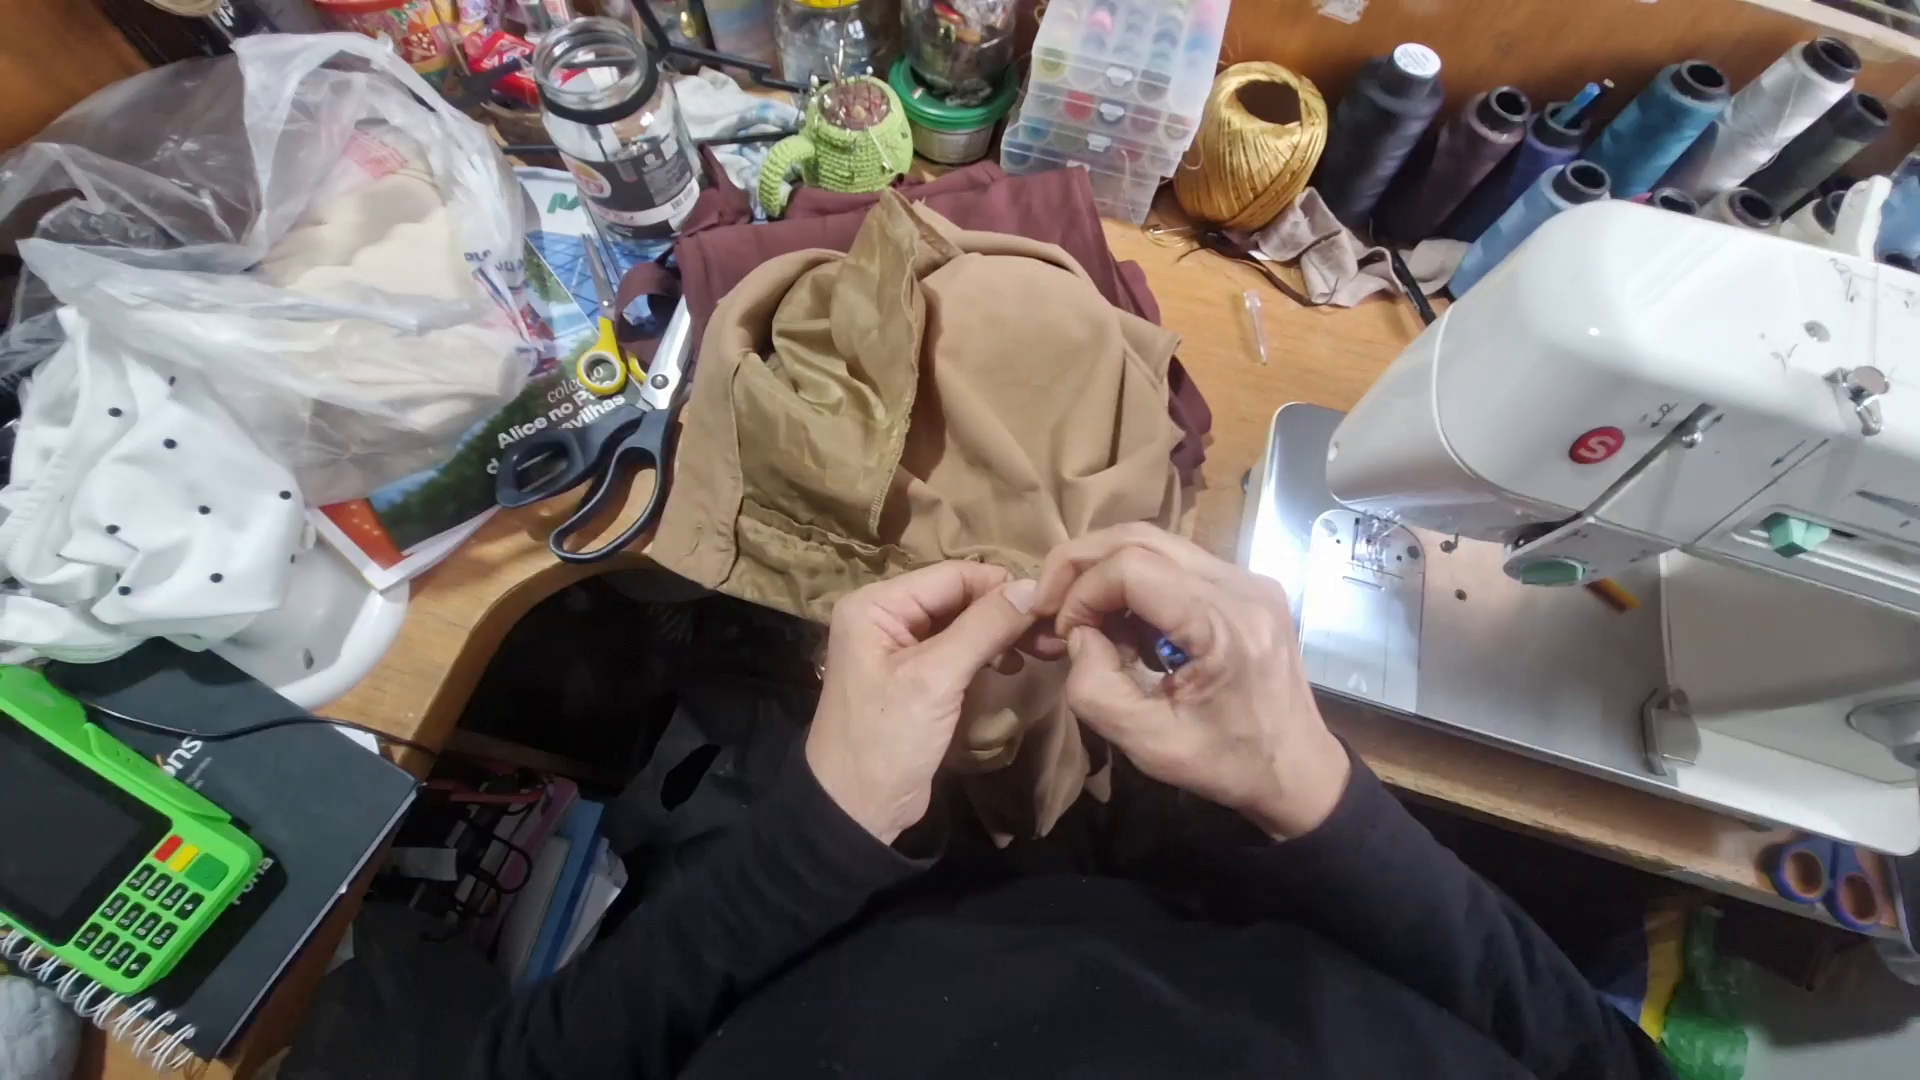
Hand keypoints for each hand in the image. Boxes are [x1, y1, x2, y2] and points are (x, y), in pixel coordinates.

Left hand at [808, 563, 1038, 843]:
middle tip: (1053, 631)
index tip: (1050, 603)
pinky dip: (987, 653)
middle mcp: (886, 616)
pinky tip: (1013, 664)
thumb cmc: (888, 738)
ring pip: (962, 623)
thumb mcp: (935, 679)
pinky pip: (958, 650)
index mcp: (876, 604)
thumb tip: (1031, 587)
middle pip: (958, 597)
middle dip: (1005, 611)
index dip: (1001, 586)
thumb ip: (983, 628)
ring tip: (1043, 648)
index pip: (952, 576)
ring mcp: (900, 647)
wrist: (857, 811)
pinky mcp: (917, 675)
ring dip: (1001, 632)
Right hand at [1031, 524, 1349, 838]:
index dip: (1082, 591)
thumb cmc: (1226, 763)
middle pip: (1140, 537)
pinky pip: (1172, 560)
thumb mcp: (1149, 744)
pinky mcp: (1243, 584)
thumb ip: (1095, 687)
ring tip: (1080, 610)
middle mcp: (1242, 585)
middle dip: (1080, 563)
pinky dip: (1131, 579)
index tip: (1065, 634)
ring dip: (1104, 568)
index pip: (1132, 567)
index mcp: (1226, 625)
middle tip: (1049, 601)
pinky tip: (1120, 618)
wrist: (1299, 770)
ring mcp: (1247, 578)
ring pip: (1154, 541)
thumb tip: (1079, 634)